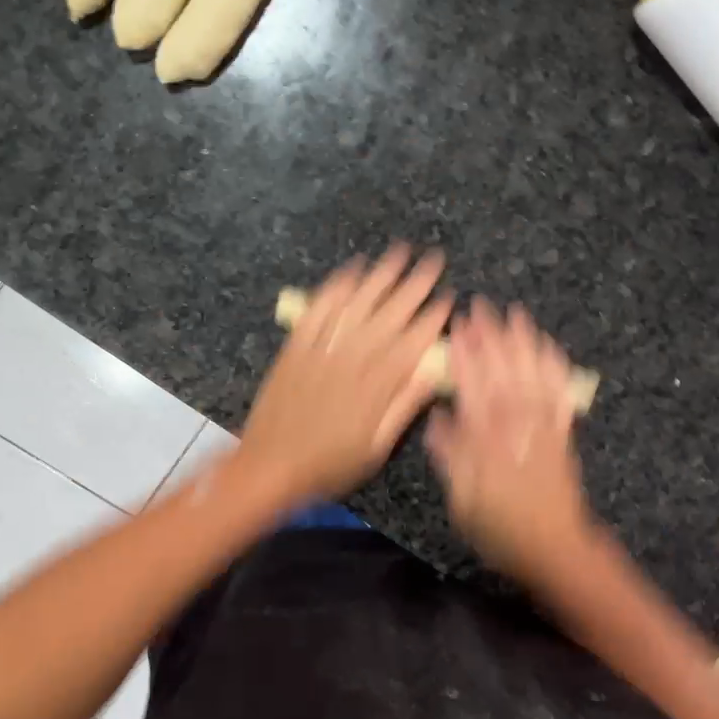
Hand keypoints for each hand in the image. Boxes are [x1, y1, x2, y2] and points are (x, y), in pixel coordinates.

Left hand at [238, 245, 451, 500]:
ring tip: (399, 252)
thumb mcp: (375, 448)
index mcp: (375, 387)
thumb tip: (432, 374)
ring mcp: (321, 350)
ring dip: (379, 277)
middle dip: (414, 286)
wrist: (269, 466)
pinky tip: (351, 270)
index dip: (431, 319)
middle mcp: (350, 360)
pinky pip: (318, 310)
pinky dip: (336, 288)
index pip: (411, 343)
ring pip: (356, 305)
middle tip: (434, 260)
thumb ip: (404, 408)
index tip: (448, 297)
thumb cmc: (328, 465)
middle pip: (388, 315)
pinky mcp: (296, 347)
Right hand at [425, 298, 593, 583]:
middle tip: (482, 307)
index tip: (456, 328)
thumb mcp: (462, 500)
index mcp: (486, 439)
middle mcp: (516, 425)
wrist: (554, 547)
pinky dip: (556, 369)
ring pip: (533, 375)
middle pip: (503, 371)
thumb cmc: (500, 530)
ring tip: (516, 314)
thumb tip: (438, 419)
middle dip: (492, 337)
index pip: (472, 386)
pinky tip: (550, 348)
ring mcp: (543, 427)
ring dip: (524, 343)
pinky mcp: (562, 434)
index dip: (464, 355)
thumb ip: (451, 456)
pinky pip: (561, 395)